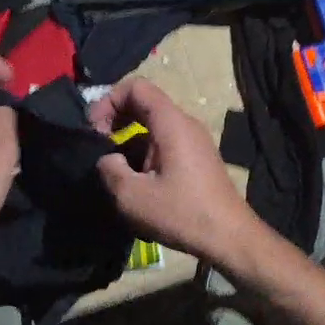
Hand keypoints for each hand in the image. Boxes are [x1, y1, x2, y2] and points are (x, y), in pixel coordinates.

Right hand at [88, 77, 262, 261]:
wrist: (229, 237)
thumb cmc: (182, 213)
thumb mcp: (132, 196)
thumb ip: (109, 169)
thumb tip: (107, 159)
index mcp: (171, 123)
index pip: (136, 87)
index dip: (109, 101)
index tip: (94, 130)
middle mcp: (185, 123)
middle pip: (144, 103)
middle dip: (116, 119)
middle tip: (99, 146)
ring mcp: (194, 140)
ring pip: (153, 125)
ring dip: (129, 139)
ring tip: (116, 169)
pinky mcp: (197, 158)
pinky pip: (165, 141)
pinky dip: (144, 151)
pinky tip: (137, 181)